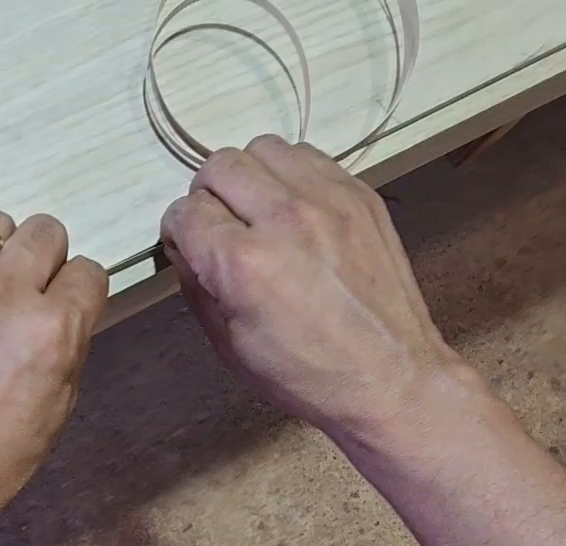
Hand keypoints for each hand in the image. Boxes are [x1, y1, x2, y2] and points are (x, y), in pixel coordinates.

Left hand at [0, 209, 108, 523]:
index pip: (88, 271)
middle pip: (45, 231)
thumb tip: (67, 302)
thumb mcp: (62, 402)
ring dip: (0, 255)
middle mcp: (5, 294)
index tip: (67, 308)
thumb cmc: (2, 452)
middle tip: (29, 296)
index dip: (81, 293)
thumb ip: (70, 340)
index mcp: (53, 329)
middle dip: (47, 263)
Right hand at [161, 136, 464, 441]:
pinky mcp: (358, 194)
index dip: (178, 233)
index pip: (185, 213)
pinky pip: (306, 156)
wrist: (387, 376)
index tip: (188, 249)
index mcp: (243, 265)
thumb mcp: (230, 346)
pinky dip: (287, 176)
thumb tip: (186, 251)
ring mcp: (326, 199)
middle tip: (218, 229)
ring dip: (248, 178)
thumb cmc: (303, 374)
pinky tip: (292, 212)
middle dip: (206, 197)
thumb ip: (198, 288)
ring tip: (256, 214)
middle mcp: (283, 219)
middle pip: (218, 167)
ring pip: (261, 149)